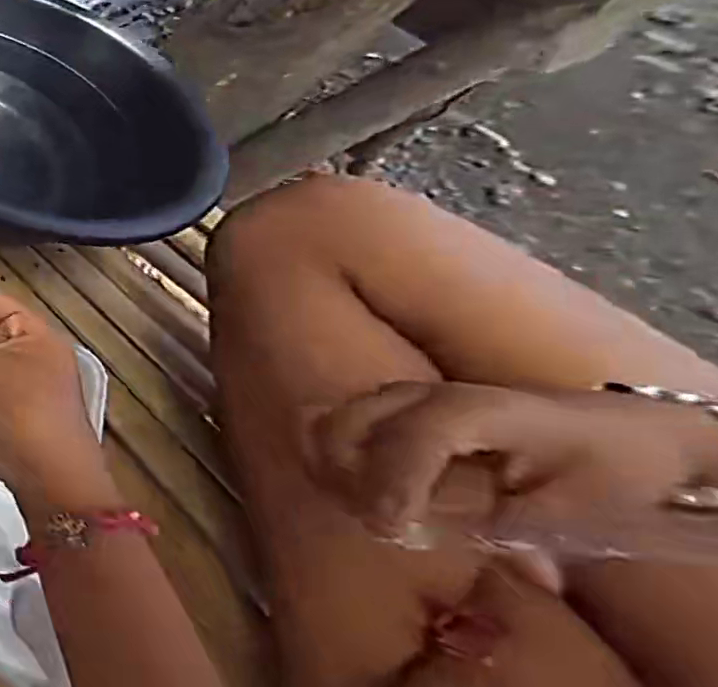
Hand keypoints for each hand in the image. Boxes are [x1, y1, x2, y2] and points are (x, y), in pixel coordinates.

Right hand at [310, 382, 717, 558]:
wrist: (611, 431)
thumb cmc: (602, 467)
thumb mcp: (577, 505)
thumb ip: (505, 523)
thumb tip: (446, 546)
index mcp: (474, 409)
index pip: (416, 437)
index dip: (395, 481)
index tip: (387, 527)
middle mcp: (419, 393)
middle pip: (347, 425)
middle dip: (347, 478)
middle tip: (382, 529)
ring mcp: (393, 396)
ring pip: (327, 424)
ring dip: (332, 471)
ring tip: (365, 513)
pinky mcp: (381, 407)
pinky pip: (331, 426)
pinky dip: (328, 459)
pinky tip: (350, 491)